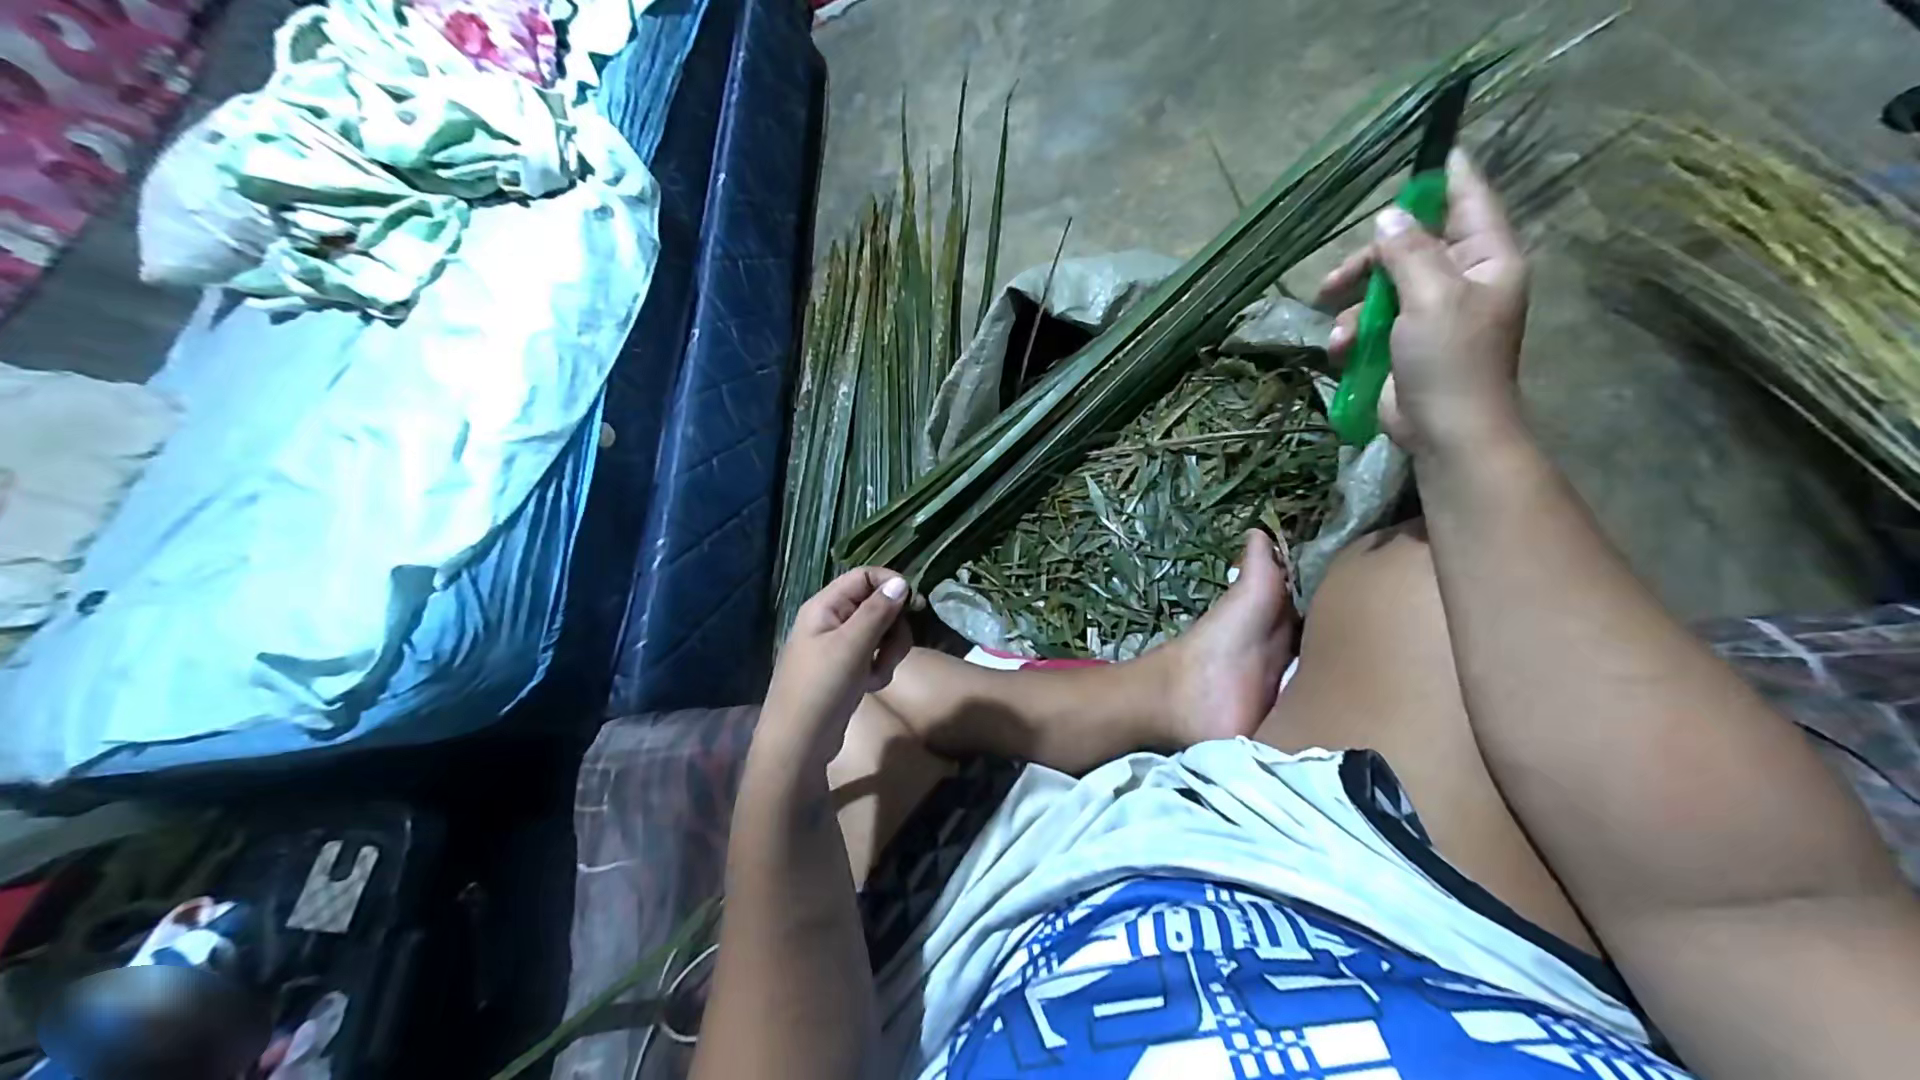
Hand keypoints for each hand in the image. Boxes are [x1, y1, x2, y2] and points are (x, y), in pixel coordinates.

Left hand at [762, 568, 915, 769]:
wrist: (799, 744)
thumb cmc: (820, 688)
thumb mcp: (851, 645)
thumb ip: (877, 611)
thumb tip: (901, 581)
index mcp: (825, 607)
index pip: (863, 576)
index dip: (890, 584)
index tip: (914, 604)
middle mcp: (831, 621)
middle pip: (877, 605)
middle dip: (893, 627)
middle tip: (891, 651)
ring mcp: (839, 647)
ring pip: (880, 633)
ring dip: (888, 652)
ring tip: (877, 674)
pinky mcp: (847, 669)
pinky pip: (875, 657)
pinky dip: (879, 669)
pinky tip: (870, 687)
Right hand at [1317, 149, 1529, 457]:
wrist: (1444, 430)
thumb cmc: (1450, 360)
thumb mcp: (1431, 298)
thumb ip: (1409, 253)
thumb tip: (1389, 216)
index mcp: (1486, 260)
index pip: (1469, 202)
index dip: (1448, 177)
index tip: (1431, 150)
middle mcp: (1460, 281)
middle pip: (1409, 248)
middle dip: (1369, 262)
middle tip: (1335, 280)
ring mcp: (1430, 315)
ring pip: (1381, 288)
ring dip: (1353, 307)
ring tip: (1339, 335)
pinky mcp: (1402, 345)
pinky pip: (1370, 323)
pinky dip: (1351, 335)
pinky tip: (1342, 351)